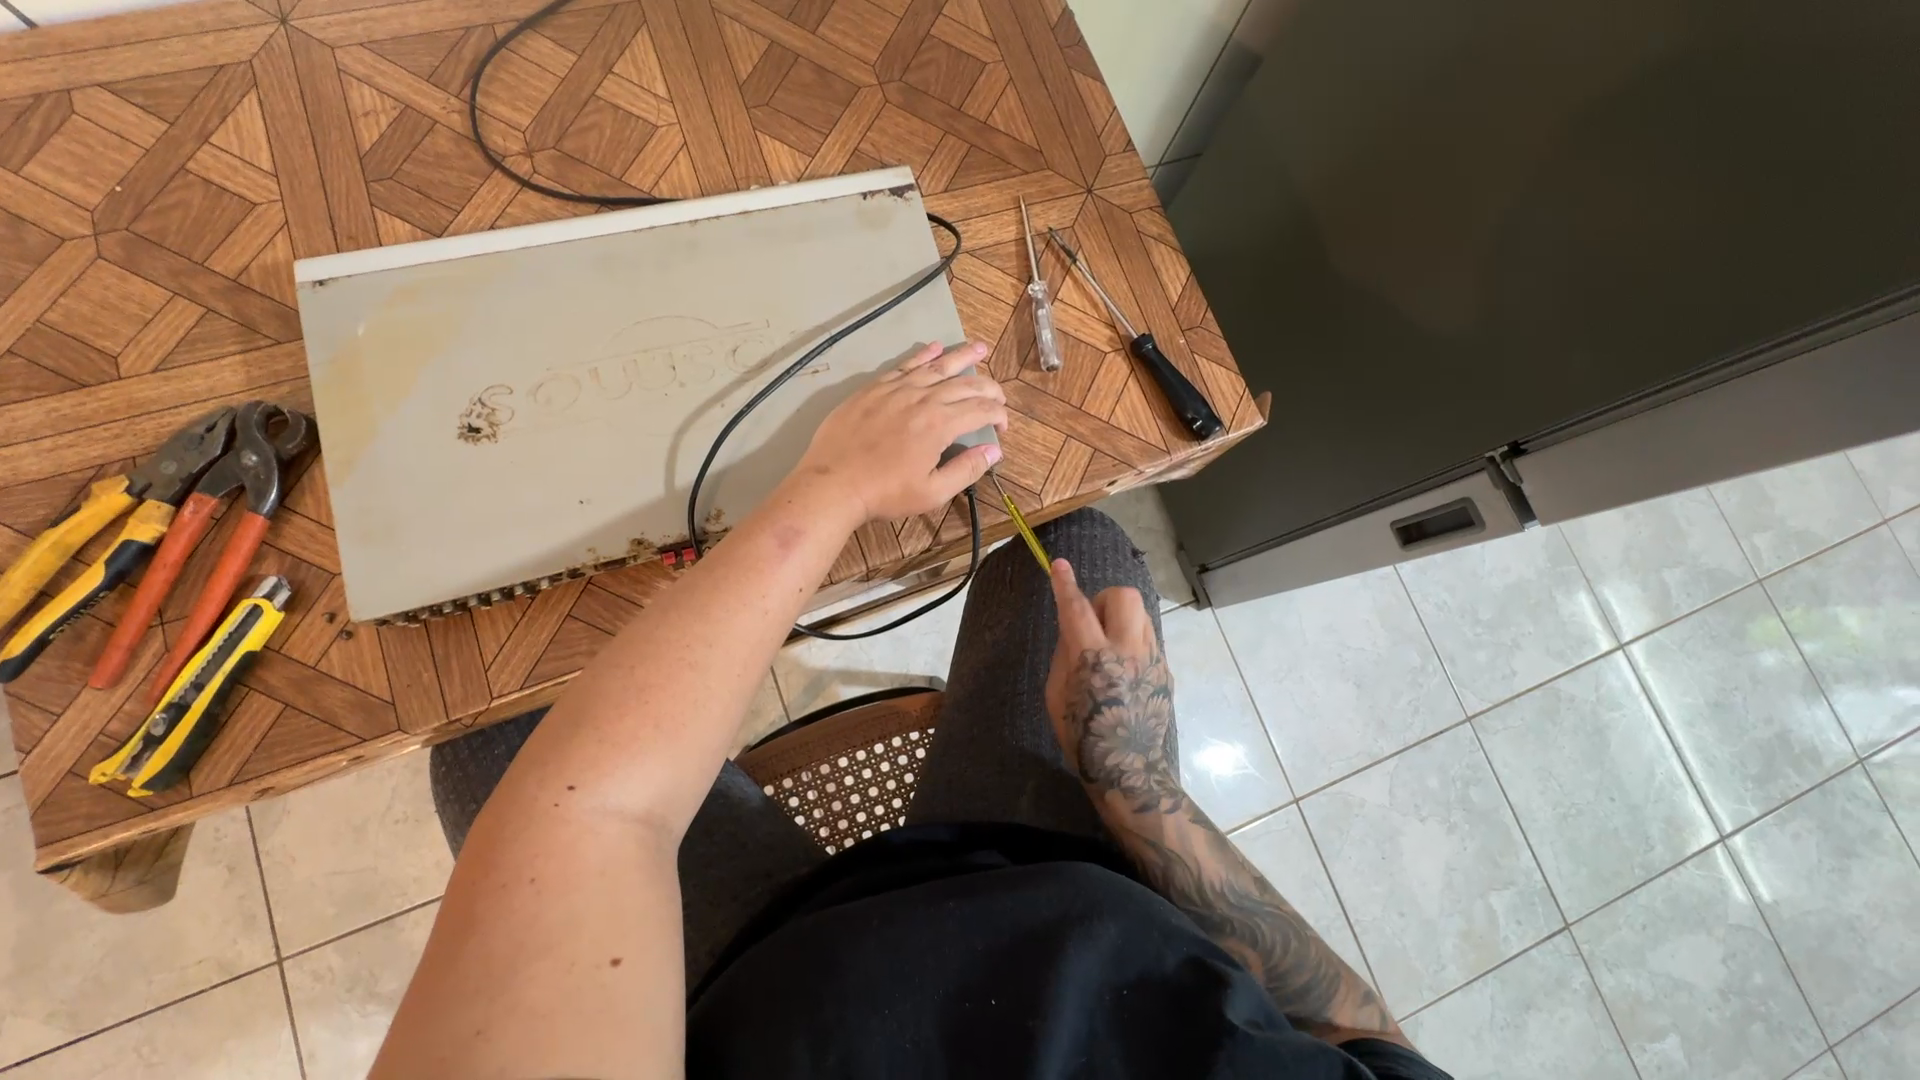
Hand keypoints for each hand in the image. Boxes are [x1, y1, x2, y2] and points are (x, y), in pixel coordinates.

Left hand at [788, 341, 1008, 523]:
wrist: (833, 483)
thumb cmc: (884, 493)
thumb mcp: (932, 492)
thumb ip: (966, 470)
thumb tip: (993, 452)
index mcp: (940, 425)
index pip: (980, 410)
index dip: (998, 415)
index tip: (1002, 426)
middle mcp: (922, 399)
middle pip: (964, 384)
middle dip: (988, 386)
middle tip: (999, 393)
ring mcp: (896, 389)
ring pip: (937, 367)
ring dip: (961, 356)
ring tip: (979, 347)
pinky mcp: (875, 388)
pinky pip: (905, 365)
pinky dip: (924, 355)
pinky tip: (935, 349)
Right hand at [1044, 559, 1181, 812]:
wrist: (1128, 768)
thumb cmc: (1081, 733)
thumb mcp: (1057, 693)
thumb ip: (1066, 654)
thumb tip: (1076, 630)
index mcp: (1093, 658)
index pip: (1076, 609)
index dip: (1065, 585)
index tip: (1060, 565)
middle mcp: (1127, 650)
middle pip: (1122, 596)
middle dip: (1103, 599)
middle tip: (1092, 622)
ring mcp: (1152, 659)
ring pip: (1140, 613)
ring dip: (1120, 618)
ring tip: (1108, 644)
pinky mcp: (1166, 670)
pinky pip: (1148, 638)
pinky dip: (1132, 641)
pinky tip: (1124, 669)